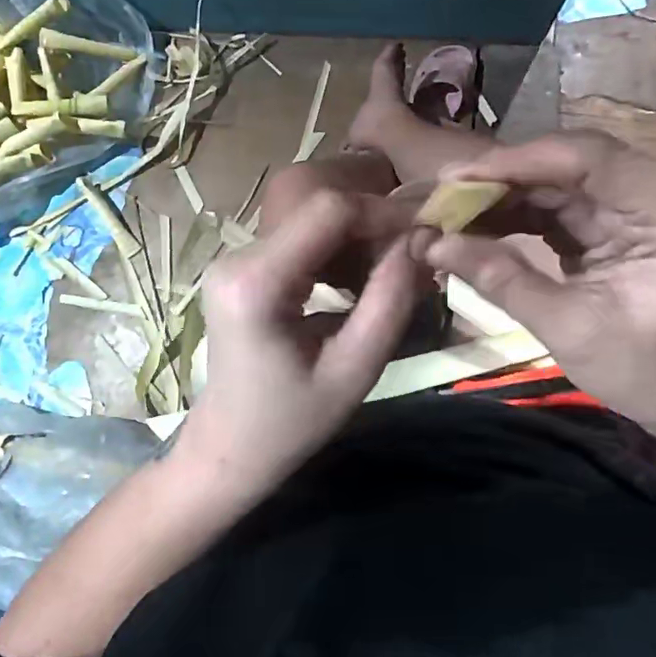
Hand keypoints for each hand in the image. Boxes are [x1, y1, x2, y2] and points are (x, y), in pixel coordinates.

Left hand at [180, 191, 427, 490]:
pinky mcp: (237, 267)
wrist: (229, 445)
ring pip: (308, 220)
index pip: (327, 212)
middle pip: (316, 211)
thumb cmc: (291, 423)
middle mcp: (234, 258)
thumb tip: (423, 239)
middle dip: (373, 225)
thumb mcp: (354, 370)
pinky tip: (356, 277)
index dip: (383, 213)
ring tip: (392, 269)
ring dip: (355, 237)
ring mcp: (231, 259)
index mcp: (255, 283)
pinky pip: (295, 239)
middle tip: (416, 256)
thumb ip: (391, 300)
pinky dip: (333, 249)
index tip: (427, 232)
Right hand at [418, 132, 655, 442]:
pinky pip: (558, 200)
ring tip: (448, 212)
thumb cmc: (647, 373)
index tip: (455, 179)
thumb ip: (501, 279)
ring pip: (559, 177)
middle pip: (572, 162)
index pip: (592, 160)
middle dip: (501, 178)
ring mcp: (641, 203)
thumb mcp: (568, 329)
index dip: (518, 161)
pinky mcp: (617, 219)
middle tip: (440, 197)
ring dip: (502, 193)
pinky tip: (474, 223)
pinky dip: (514, 210)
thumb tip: (431, 243)